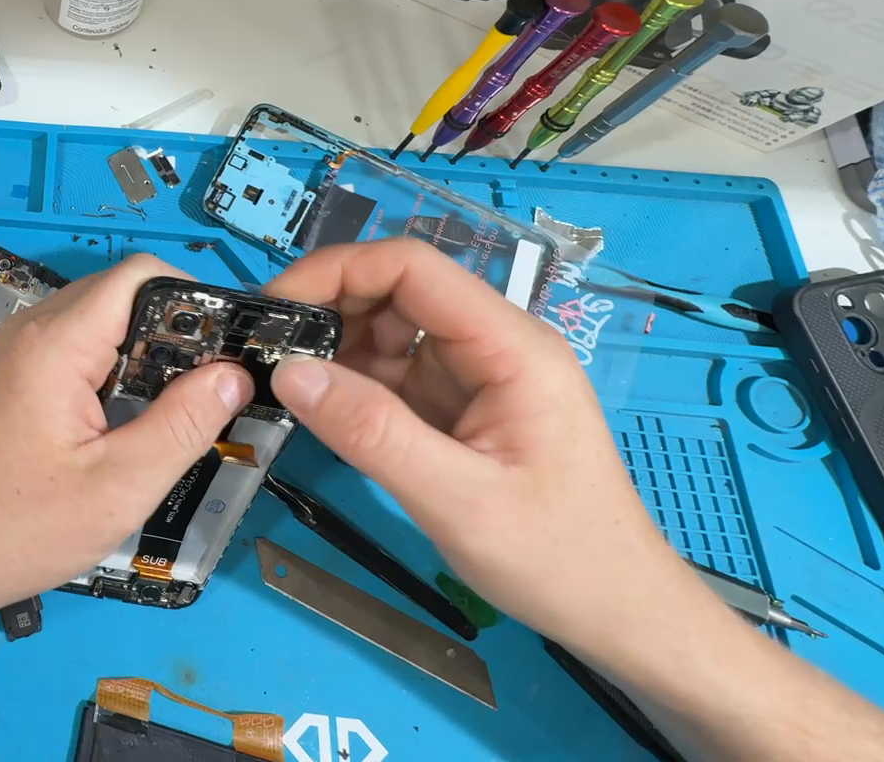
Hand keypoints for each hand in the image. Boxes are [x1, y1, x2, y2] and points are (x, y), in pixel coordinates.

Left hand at [0, 254, 253, 614]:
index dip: (192, 295)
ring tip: (193, 392)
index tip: (231, 339)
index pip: (137, 276)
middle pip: (122, 291)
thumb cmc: (26, 526)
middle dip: (178, 323)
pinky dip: (121, 358)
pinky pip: (83, 340)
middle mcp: (35, 328)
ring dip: (151, 343)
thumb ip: (182, 424)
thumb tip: (235, 374)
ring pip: (104, 315)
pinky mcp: (23, 368)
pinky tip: (146, 402)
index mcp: (56, 343)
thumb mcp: (119, 485)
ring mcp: (24, 346)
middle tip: (221, 374)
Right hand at [263, 239, 696, 657]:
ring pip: (381, 325)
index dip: (335, 272)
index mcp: (508, 346)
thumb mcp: (458, 501)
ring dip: (329, 342)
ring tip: (281, 377)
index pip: (410, 268)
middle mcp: (487, 342)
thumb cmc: (558, 558)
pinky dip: (342, 377)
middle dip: (324, 306)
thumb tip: (287, 371)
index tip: (275, 309)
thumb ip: (372, 434)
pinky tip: (315, 404)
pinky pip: (383, 368)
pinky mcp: (449, 399)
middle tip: (265, 346)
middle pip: (391, 288)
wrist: (617, 615)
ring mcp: (468, 370)